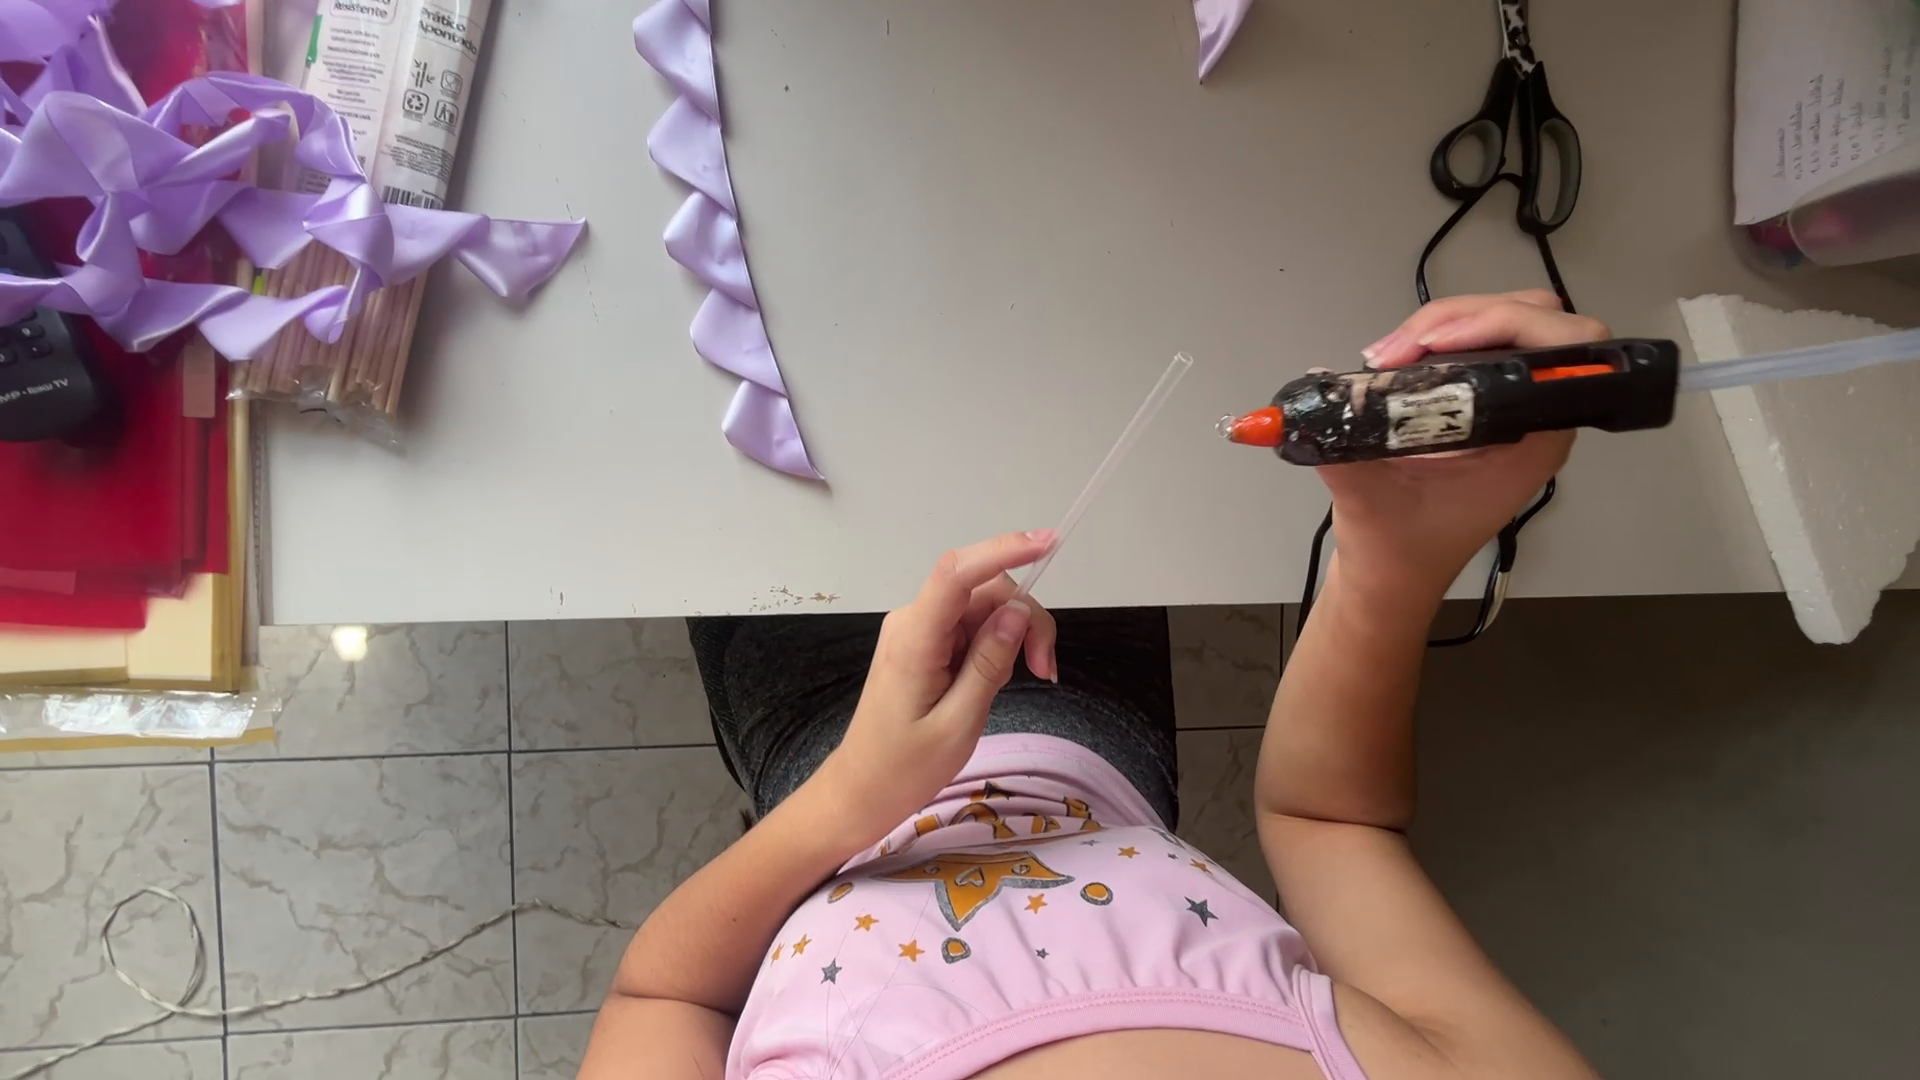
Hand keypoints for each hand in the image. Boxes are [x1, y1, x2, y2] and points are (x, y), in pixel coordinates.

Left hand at [814, 531, 1059, 841]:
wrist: (862, 790)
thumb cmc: (905, 768)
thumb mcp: (958, 723)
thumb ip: (990, 663)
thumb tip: (1017, 611)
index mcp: (915, 638)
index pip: (958, 573)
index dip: (1004, 549)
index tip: (1048, 542)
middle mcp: (914, 620)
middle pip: (984, 589)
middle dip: (1025, 617)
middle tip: (1045, 669)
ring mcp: (920, 629)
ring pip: (985, 607)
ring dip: (1016, 635)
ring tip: (1028, 678)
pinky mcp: (927, 642)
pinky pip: (973, 626)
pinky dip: (999, 645)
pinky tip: (997, 680)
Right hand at [1322, 290, 1609, 598]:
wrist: (1390, 577)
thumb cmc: (1394, 547)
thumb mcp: (1365, 496)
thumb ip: (1340, 444)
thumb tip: (1312, 393)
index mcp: (1534, 439)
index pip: (1560, 349)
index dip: (1501, 325)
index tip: (1432, 345)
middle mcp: (1535, 417)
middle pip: (1535, 321)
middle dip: (1462, 318)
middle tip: (1397, 349)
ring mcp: (1510, 410)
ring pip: (1504, 329)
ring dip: (1444, 326)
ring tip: (1385, 356)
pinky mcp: (1481, 409)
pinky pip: (1476, 350)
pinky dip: (1434, 341)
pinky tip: (1393, 361)